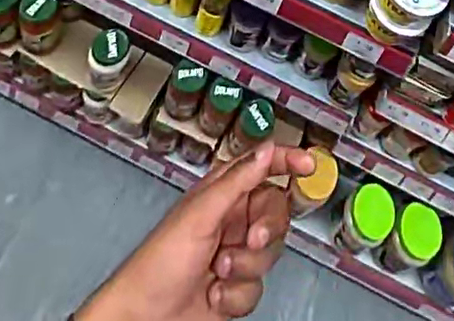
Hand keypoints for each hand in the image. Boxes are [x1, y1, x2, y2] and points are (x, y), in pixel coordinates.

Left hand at [77, 144, 316, 320]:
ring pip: (270, 252)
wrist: (144, 319)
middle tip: (252, 238)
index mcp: (223, 191)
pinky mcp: (236, 286)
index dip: (287, 161)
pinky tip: (214, 295)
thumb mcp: (200, 214)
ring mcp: (236, 251)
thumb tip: (266, 150)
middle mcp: (233, 218)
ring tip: (219, 272)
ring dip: (246, 266)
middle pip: (276, 212)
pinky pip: (257, 287)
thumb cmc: (159, 261)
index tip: (309, 164)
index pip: (263, 166)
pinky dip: (237, 295)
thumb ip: (237, 180)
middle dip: (267, 230)